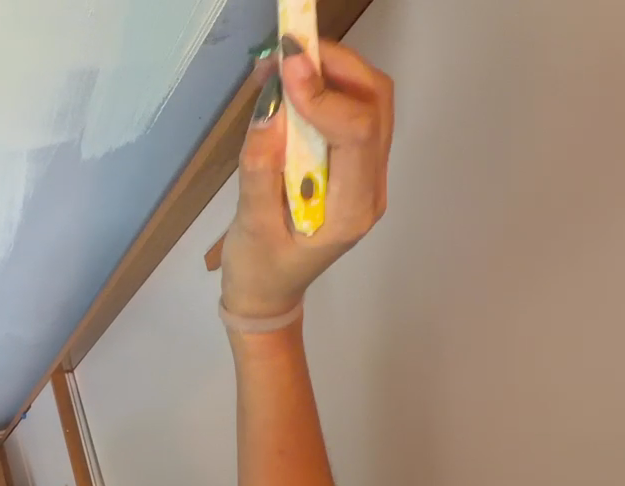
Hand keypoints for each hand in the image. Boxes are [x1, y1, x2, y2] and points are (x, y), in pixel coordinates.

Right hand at [214, 37, 395, 320]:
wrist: (266, 295)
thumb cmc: (258, 272)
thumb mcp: (250, 229)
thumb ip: (260, 171)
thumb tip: (269, 109)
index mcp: (351, 211)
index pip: (357, 133)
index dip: (324, 94)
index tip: (284, 69)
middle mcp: (370, 188)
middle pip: (373, 103)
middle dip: (334, 67)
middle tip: (286, 51)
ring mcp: (365, 175)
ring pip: (367, 101)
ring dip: (330, 72)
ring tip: (283, 65)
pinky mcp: (350, 166)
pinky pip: (349, 114)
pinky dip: (324, 89)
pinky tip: (291, 86)